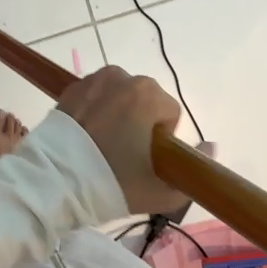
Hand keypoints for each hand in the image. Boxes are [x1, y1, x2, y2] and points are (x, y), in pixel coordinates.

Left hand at [57, 66, 186, 214]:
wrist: (53, 181)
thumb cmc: (111, 182)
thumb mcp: (161, 190)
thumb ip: (195, 169)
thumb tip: (212, 147)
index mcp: (148, 94)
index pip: (169, 115)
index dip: (160, 141)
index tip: (143, 162)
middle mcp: (121, 77)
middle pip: (143, 103)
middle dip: (139, 124)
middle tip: (122, 157)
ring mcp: (91, 81)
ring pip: (118, 99)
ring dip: (117, 117)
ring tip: (102, 148)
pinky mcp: (68, 90)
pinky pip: (94, 100)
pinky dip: (94, 114)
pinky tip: (85, 139)